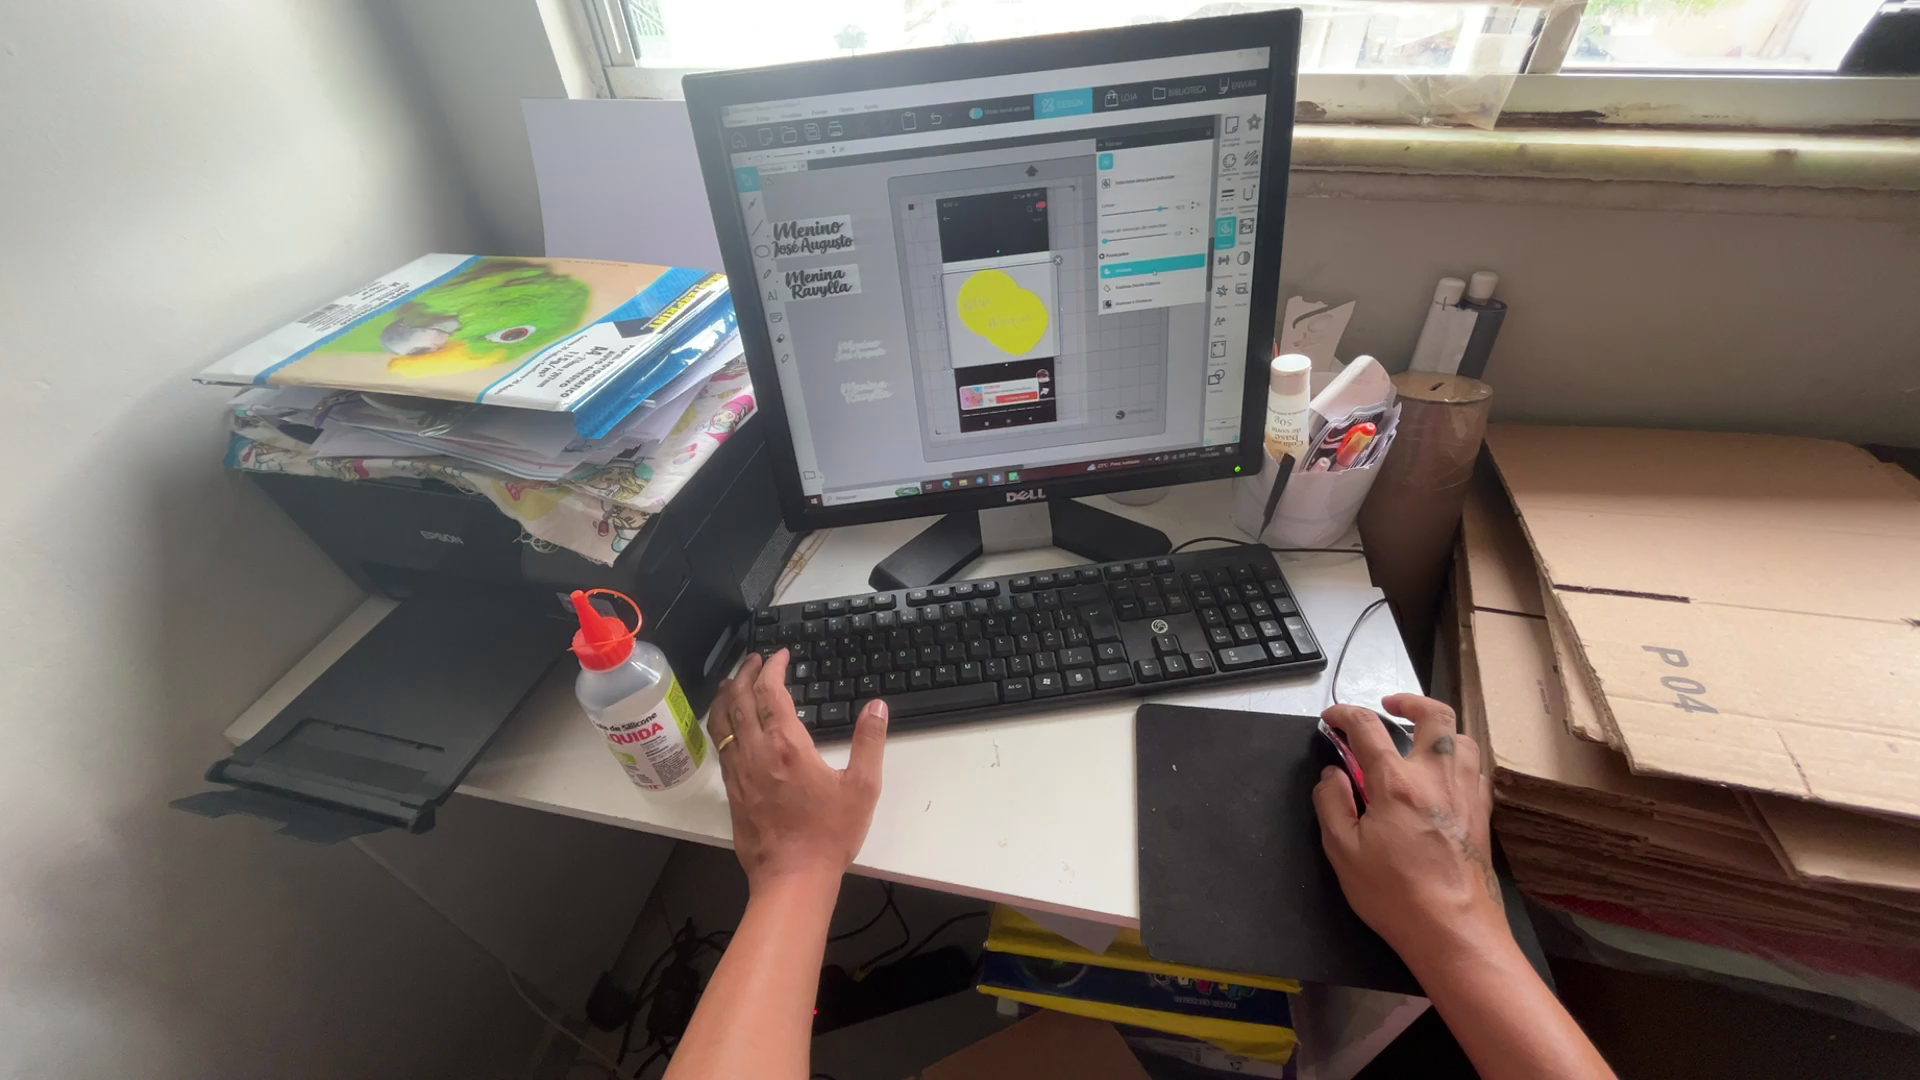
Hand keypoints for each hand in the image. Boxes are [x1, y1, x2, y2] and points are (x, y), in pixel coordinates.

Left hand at [707, 650, 887, 893]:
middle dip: (746, 673)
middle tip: (754, 659)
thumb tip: (877, 706)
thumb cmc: (829, 834)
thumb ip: (870, 741)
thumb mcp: (863, 786)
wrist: (793, 879)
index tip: (780, 655)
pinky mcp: (732, 791)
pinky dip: (721, 723)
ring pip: (722, 721)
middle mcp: (757, 753)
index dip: (773, 667)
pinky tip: (727, 723)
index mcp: (788, 746)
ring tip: (733, 680)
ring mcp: (740, 772)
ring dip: (727, 695)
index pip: (772, 692)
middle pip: (741, 700)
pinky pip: (719, 746)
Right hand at [1312, 693, 1510, 971]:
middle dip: (1409, 700)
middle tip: (1387, 706)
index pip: (1367, 727)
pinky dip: (1455, 758)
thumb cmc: (1394, 895)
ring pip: (1463, 739)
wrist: (1456, 935)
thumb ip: (1331, 802)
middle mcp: (1437, 778)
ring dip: (1436, 729)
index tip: (1330, 719)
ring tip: (1414, 740)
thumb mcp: (1342, 850)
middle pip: (1436, 715)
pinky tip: (1438, 775)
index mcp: (1397, 784)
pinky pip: (1475, 769)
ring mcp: (1466, 796)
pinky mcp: (1482, 816)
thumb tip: (1333, 774)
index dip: (1343, 714)